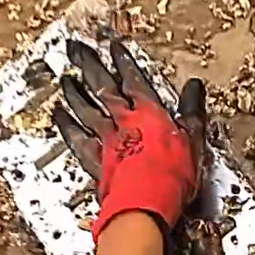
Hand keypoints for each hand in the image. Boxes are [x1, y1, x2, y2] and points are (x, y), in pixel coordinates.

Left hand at [52, 38, 206, 240]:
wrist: (146, 206)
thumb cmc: (172, 178)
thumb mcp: (193, 141)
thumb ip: (191, 112)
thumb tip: (194, 86)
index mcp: (148, 114)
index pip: (133, 80)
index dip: (123, 62)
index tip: (113, 47)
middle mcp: (123, 122)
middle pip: (102, 88)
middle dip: (89, 66)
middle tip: (75, 48)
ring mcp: (106, 141)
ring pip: (86, 110)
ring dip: (75, 93)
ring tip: (66, 79)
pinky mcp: (95, 161)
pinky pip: (77, 138)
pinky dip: (67, 125)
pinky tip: (60, 116)